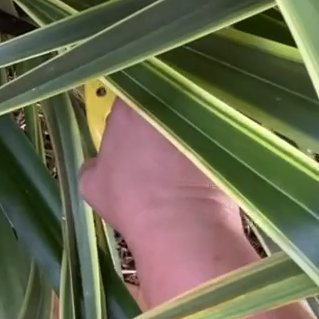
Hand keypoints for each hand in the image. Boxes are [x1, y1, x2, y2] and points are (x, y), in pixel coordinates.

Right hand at [80, 100, 236, 233]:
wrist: (181, 224)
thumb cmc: (129, 202)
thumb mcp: (91, 184)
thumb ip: (94, 163)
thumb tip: (99, 162)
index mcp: (127, 106)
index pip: (126, 93)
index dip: (127, 110)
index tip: (127, 128)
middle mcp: (165, 102)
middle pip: (159, 99)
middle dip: (155, 116)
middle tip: (152, 141)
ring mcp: (200, 116)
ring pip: (188, 114)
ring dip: (181, 128)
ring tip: (176, 156)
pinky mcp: (227, 134)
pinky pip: (213, 133)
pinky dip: (206, 145)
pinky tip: (198, 167)